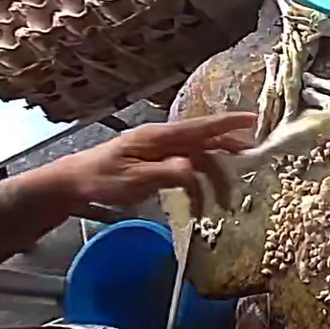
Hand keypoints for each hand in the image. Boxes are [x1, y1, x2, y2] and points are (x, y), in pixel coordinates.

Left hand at [43, 113, 255, 213]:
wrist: (76, 183)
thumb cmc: (100, 179)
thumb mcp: (131, 179)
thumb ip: (163, 173)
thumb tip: (192, 168)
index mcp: (159, 137)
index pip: (200, 127)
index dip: (228, 123)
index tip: (253, 119)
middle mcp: (165, 140)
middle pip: (206, 143)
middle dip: (229, 157)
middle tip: (251, 168)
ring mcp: (163, 152)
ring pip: (200, 161)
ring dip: (213, 183)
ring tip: (221, 206)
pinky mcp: (160, 165)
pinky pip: (188, 173)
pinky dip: (197, 190)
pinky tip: (197, 209)